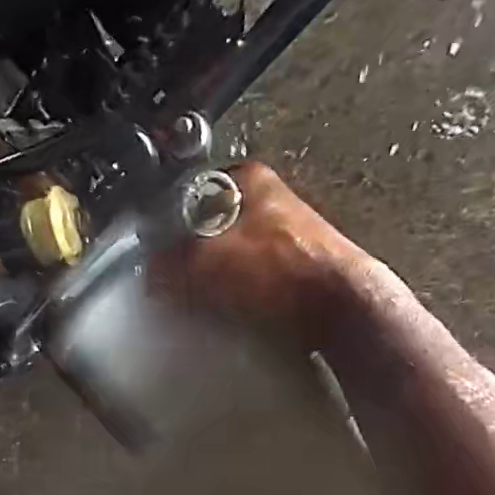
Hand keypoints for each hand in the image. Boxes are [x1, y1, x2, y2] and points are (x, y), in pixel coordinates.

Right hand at [156, 162, 380, 348]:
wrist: (342, 312)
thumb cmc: (284, 273)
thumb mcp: (208, 262)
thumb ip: (170, 264)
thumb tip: (152, 273)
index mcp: (249, 180)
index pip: (189, 193)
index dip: (167, 225)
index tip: (156, 252)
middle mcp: (270, 202)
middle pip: (208, 229)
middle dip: (190, 257)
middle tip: (175, 281)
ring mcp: (285, 238)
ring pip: (229, 259)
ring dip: (213, 282)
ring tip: (204, 303)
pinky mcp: (294, 273)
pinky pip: (250, 284)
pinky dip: (237, 298)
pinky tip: (234, 315)